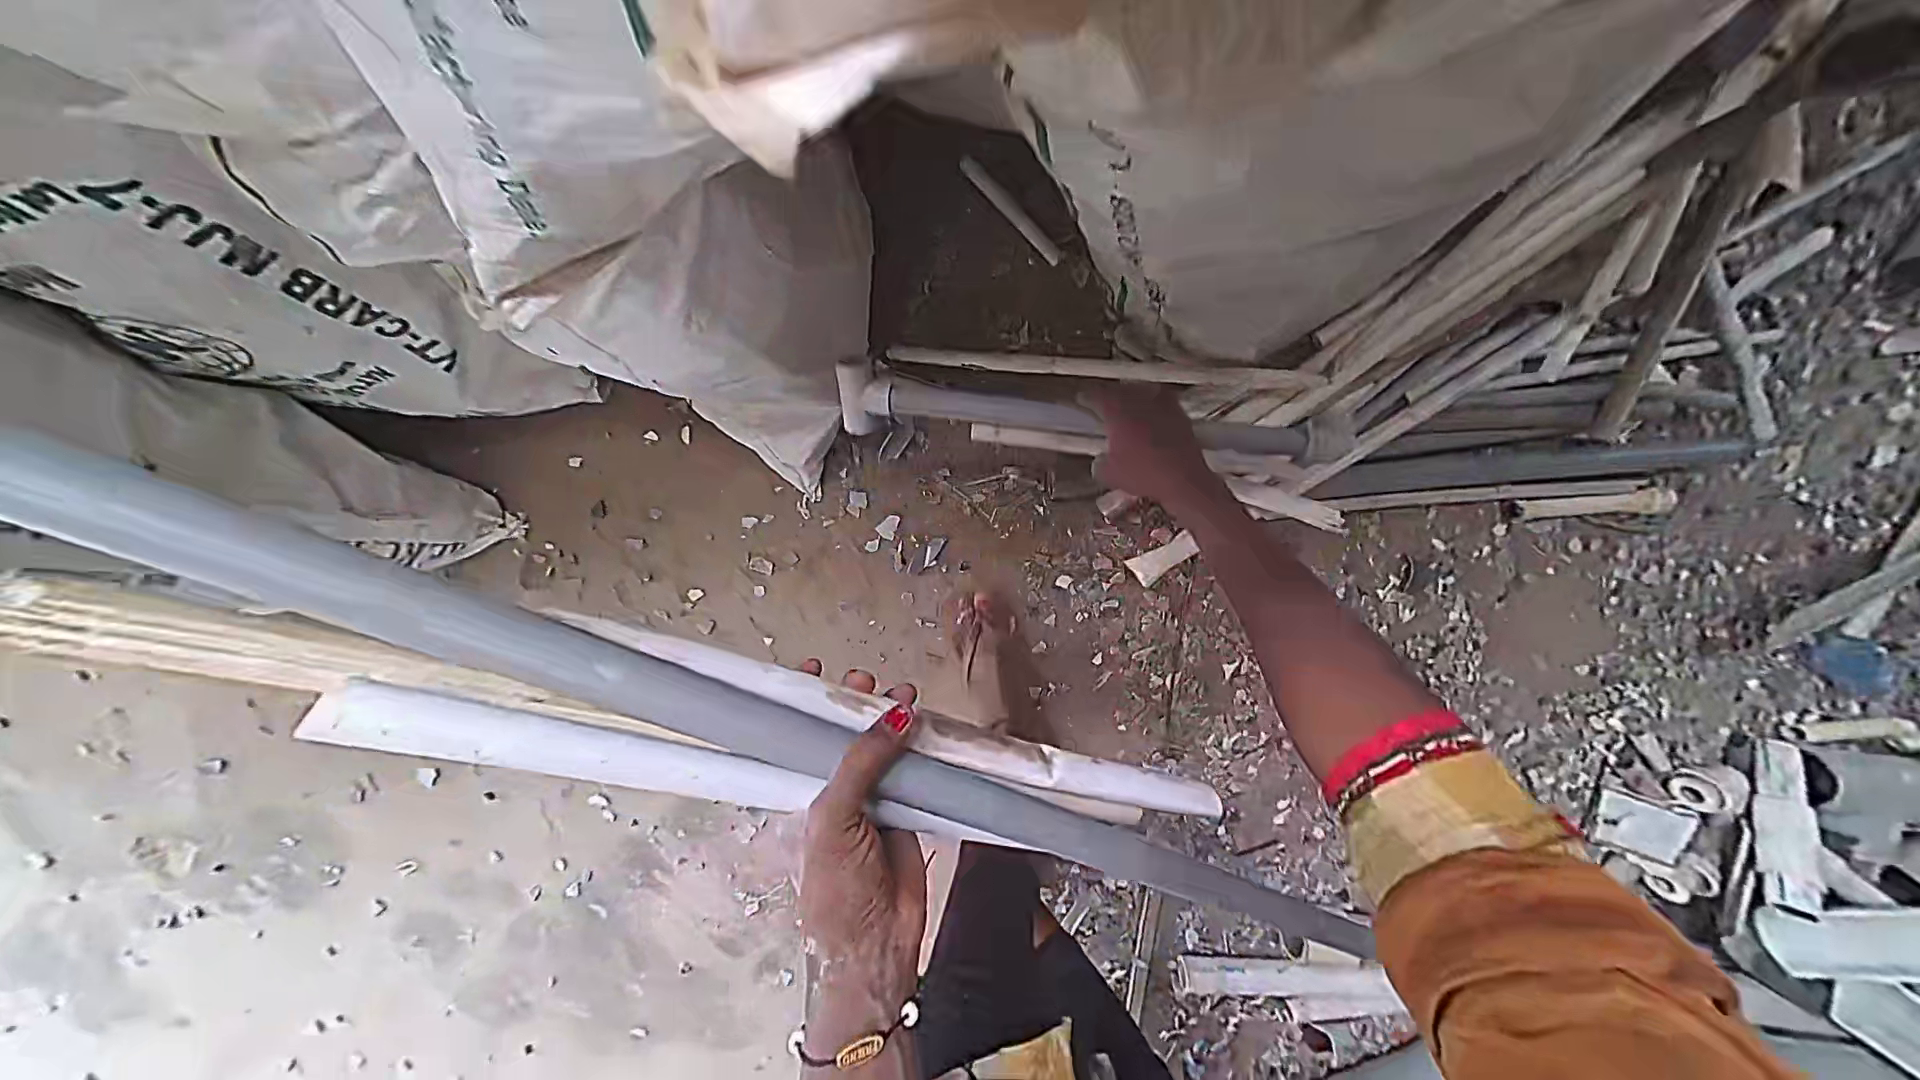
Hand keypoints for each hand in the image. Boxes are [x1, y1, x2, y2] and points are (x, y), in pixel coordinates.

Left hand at [796, 661, 925, 1069]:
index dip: (803, 700)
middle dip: (855, 702)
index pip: (798, 734)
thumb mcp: (833, 818)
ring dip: (892, 717)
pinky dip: (921, 743)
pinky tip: (925, 725)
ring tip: (904, 697)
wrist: (877, 943)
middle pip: (845, 731)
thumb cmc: (834, 890)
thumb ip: (860, 762)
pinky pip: (914, 765)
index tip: (813, 669)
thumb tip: (893, 715)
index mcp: (804, 789)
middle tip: (866, 685)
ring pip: (883, 744)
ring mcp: (874, 795)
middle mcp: (837, 787)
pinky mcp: (908, 804)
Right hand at [1086, 386, 1231, 512]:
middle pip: (1120, 388)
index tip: (1083, 398)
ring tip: (1127, 399)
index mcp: (1118, 413)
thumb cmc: (1143, 475)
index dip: (1087, 396)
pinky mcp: (1180, 414)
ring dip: (1132, 392)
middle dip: (1110, 393)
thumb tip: (1100, 461)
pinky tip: (1154, 408)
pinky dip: (1155, 400)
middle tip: (1103, 400)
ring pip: (1143, 390)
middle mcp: (1140, 403)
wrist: (1182, 480)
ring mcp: (1162, 406)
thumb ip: (1100, 464)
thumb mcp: (1111, 475)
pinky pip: (1163, 399)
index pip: (1098, 396)